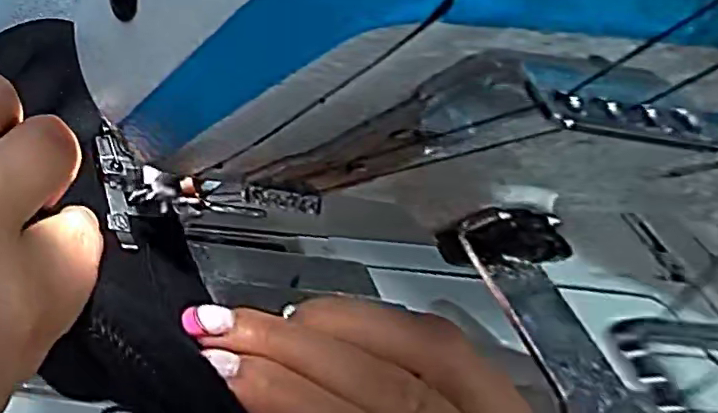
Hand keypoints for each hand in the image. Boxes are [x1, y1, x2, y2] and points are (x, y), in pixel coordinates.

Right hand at [183, 297, 532, 412]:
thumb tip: (247, 395)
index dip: (280, 390)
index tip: (217, 365)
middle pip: (384, 385)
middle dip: (283, 346)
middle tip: (212, 326)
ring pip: (417, 346)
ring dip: (320, 321)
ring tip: (258, 317)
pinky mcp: (505, 402)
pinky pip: (437, 338)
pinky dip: (369, 317)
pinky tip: (320, 316)